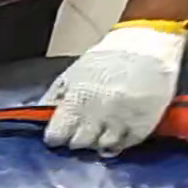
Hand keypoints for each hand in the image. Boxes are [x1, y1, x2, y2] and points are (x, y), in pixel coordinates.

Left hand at [44, 23, 186, 155]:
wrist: (147, 41)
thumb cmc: (101, 60)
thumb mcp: (67, 79)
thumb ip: (53, 101)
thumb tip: (39, 121)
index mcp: (74, 105)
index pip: (55, 137)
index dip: (56, 137)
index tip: (61, 133)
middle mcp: (96, 115)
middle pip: (79, 144)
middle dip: (77, 139)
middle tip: (83, 131)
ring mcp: (123, 117)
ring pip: (104, 146)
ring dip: (100, 142)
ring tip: (101, 133)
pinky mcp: (148, 116)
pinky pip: (132, 140)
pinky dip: (124, 142)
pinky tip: (120, 136)